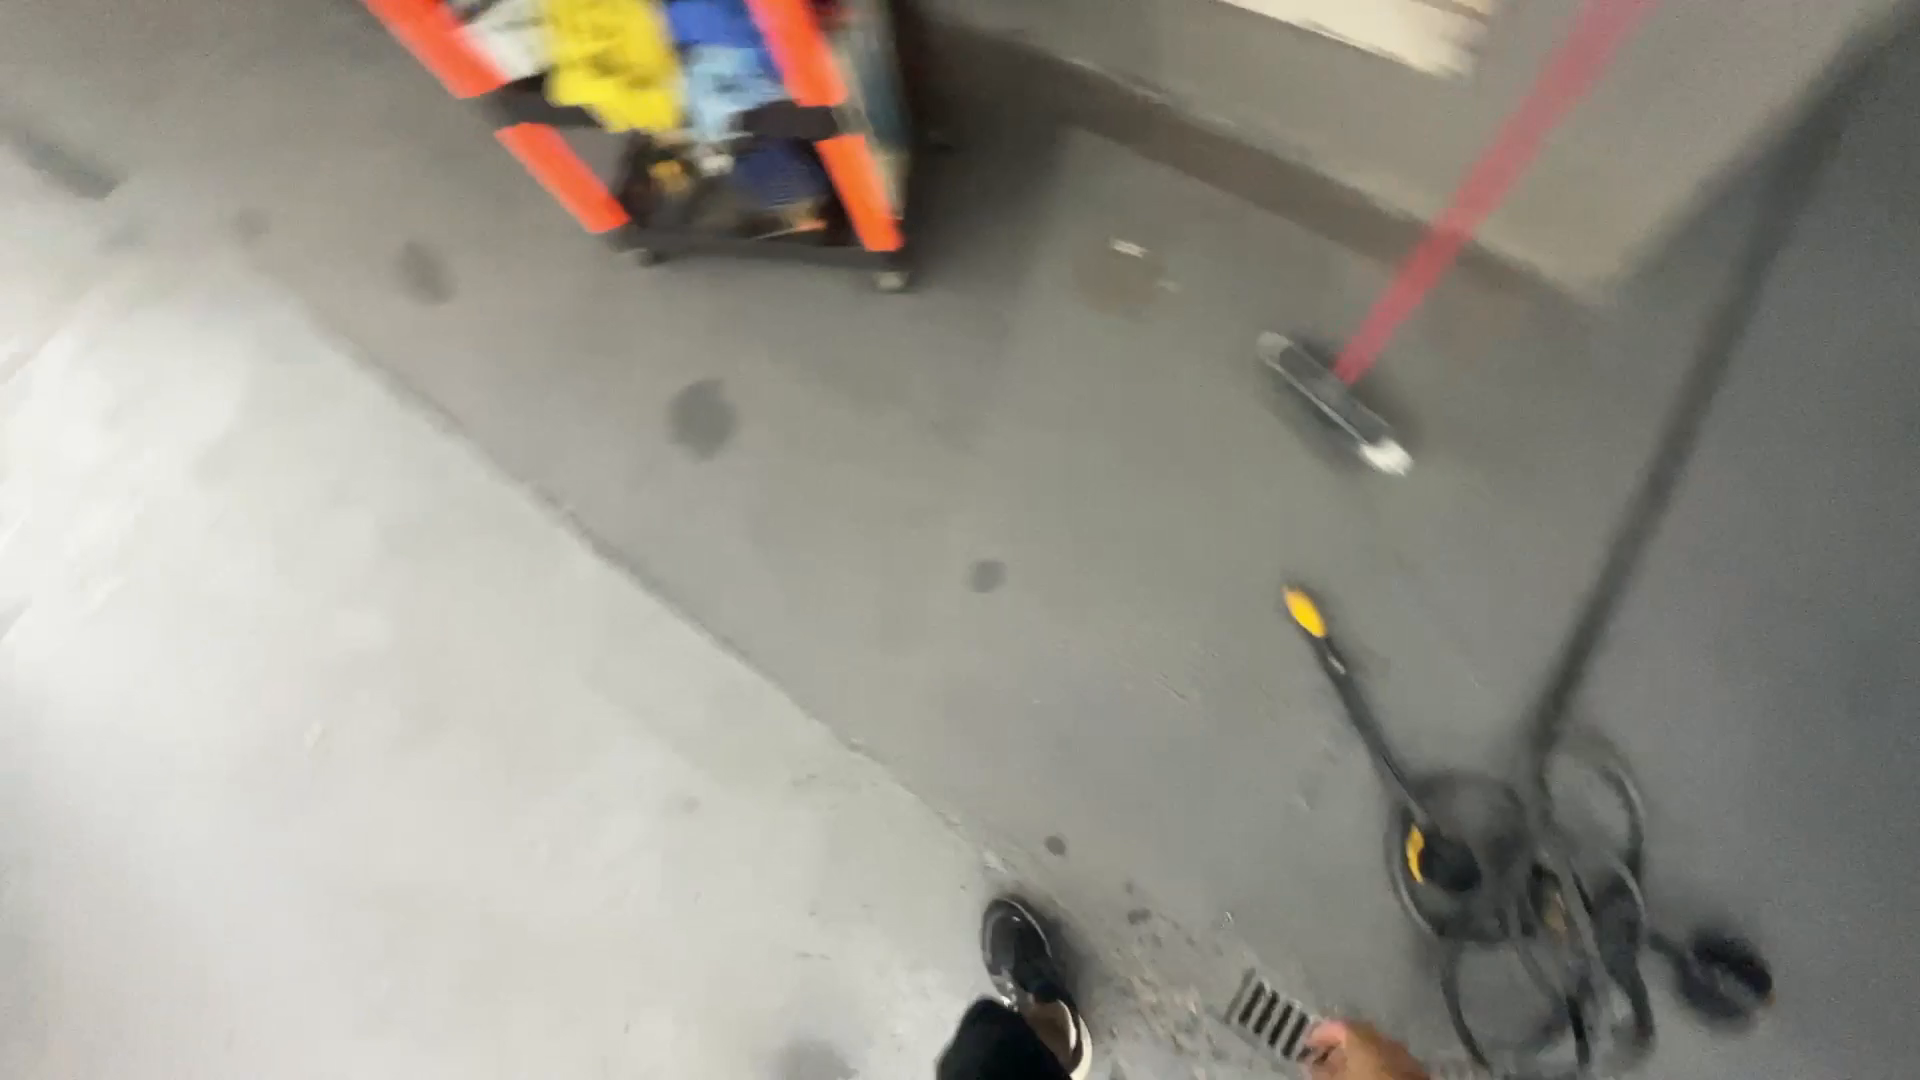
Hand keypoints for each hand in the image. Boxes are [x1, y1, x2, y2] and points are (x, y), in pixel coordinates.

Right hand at [1302, 1020, 1428, 1079]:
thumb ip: (1319, 1072)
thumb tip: (1308, 1064)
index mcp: (1356, 1032)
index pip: (1330, 1025)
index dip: (1316, 1035)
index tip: (1306, 1046)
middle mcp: (1377, 1034)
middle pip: (1352, 1035)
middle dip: (1337, 1047)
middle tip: (1324, 1060)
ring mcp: (1398, 1050)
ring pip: (1371, 1049)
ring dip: (1357, 1058)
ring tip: (1346, 1072)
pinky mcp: (1414, 1069)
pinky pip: (1387, 1061)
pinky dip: (1375, 1067)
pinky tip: (1369, 1075)